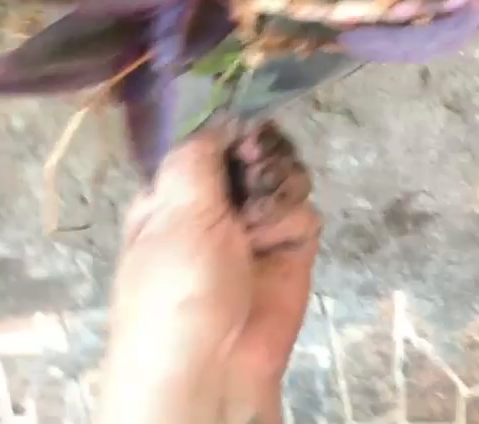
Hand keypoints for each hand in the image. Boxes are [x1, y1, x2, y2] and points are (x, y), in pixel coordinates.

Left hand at [99, 124, 319, 423]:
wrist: (214, 362)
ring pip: (289, 174)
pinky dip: (294, 221)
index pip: (213, 140)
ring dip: (281, 190)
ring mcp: (256, 224)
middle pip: (260, 151)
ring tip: (261, 222)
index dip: (235, 131)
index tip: (247, 139)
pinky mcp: (292, 243)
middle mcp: (217, 205)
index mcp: (176, 195)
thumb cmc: (177, 289)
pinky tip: (277, 243)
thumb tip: (225, 116)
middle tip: (256, 176)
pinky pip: (306, 209)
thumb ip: (198, 157)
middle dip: (266, 159)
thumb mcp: (173, 216)